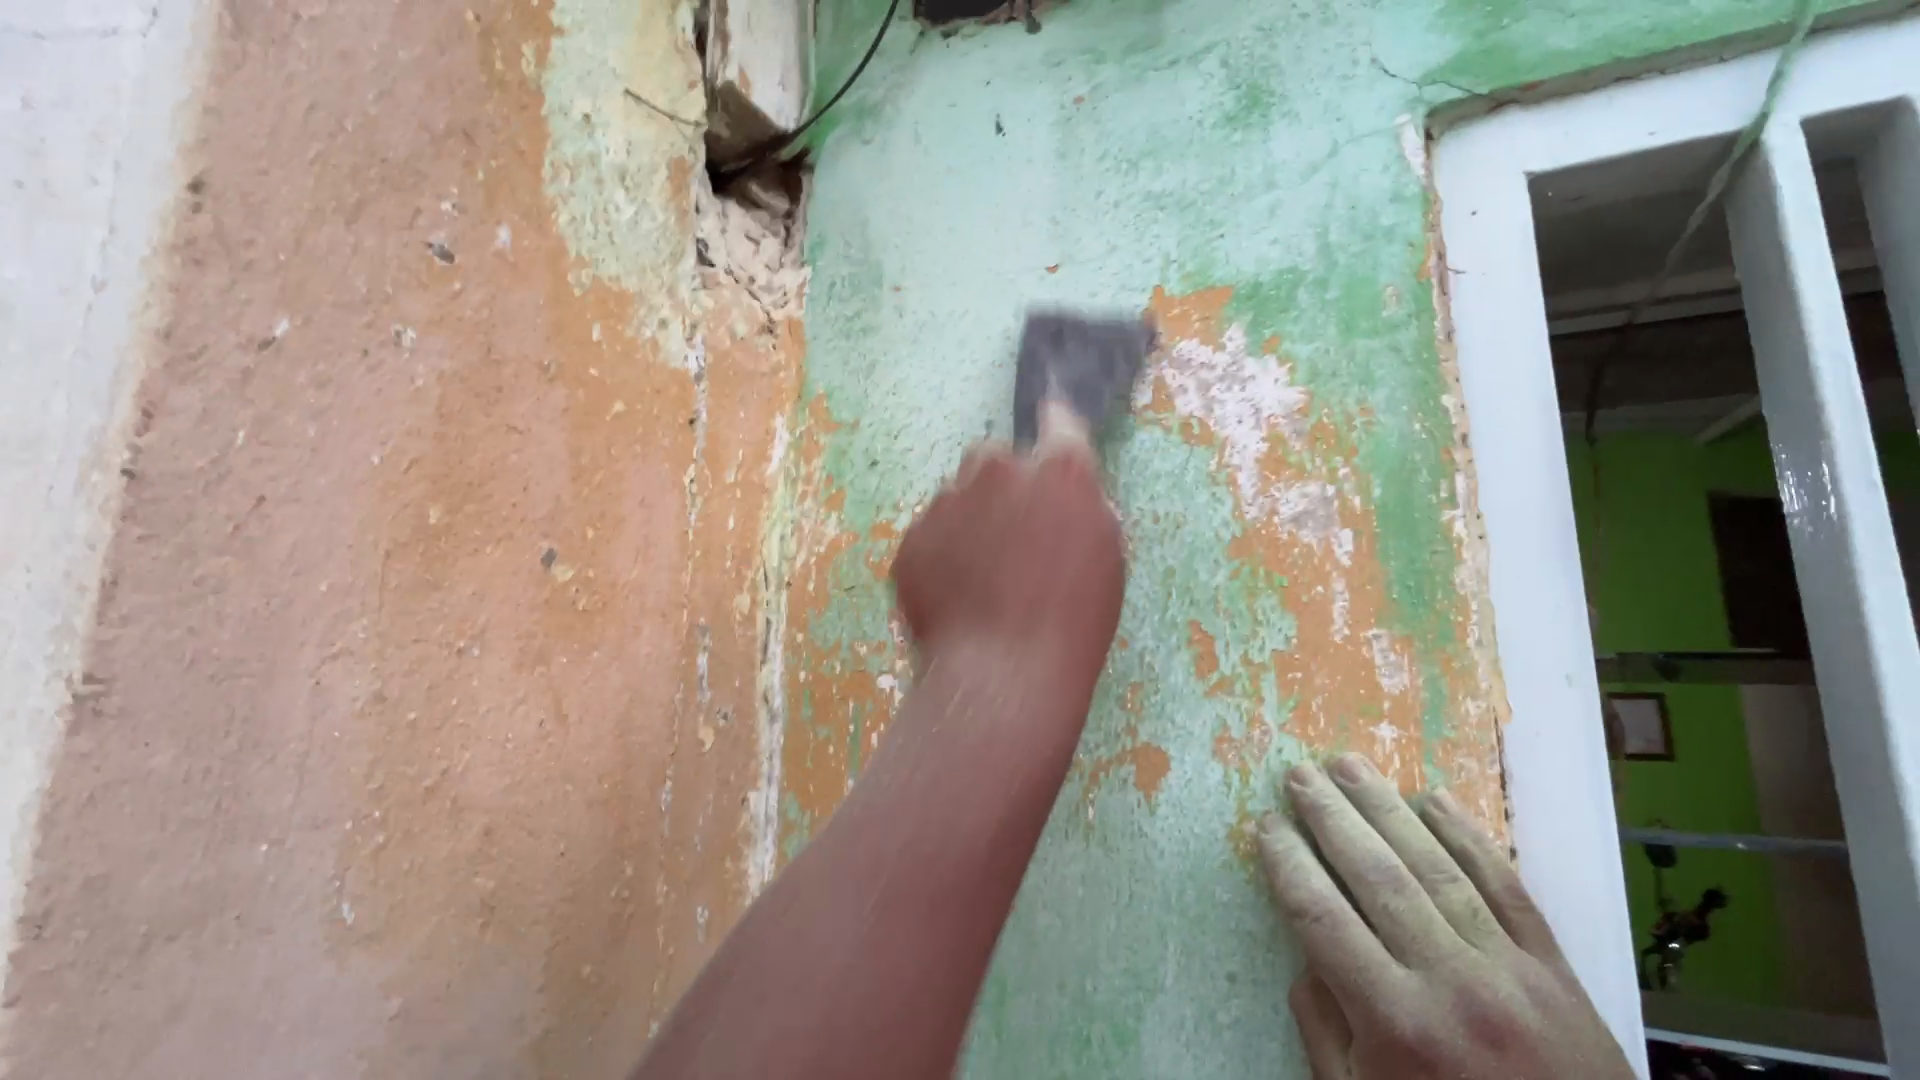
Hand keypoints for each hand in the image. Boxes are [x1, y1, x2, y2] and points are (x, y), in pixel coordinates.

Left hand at [891, 439, 1123, 692]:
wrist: (1003, 674)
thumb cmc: (1073, 622)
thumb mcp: (1105, 557)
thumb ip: (1082, 506)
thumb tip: (1061, 493)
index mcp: (1058, 472)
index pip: (1059, 420)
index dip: (1055, 424)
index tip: (1051, 423)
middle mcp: (997, 471)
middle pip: (994, 457)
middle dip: (1002, 484)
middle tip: (1011, 534)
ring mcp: (946, 503)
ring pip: (956, 497)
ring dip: (968, 521)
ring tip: (980, 577)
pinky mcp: (911, 539)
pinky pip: (928, 534)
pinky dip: (940, 554)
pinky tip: (955, 594)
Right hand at [1259, 754, 1635, 1079]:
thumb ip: (1323, 1029)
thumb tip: (1307, 956)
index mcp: (1394, 1021)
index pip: (1320, 916)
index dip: (1287, 863)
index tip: (1265, 824)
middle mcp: (1449, 982)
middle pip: (1376, 876)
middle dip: (1330, 817)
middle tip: (1298, 773)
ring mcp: (1507, 968)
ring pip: (1436, 867)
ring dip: (1386, 809)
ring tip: (1349, 764)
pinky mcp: (1554, 968)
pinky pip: (1507, 887)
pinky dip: (1470, 838)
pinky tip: (1436, 799)